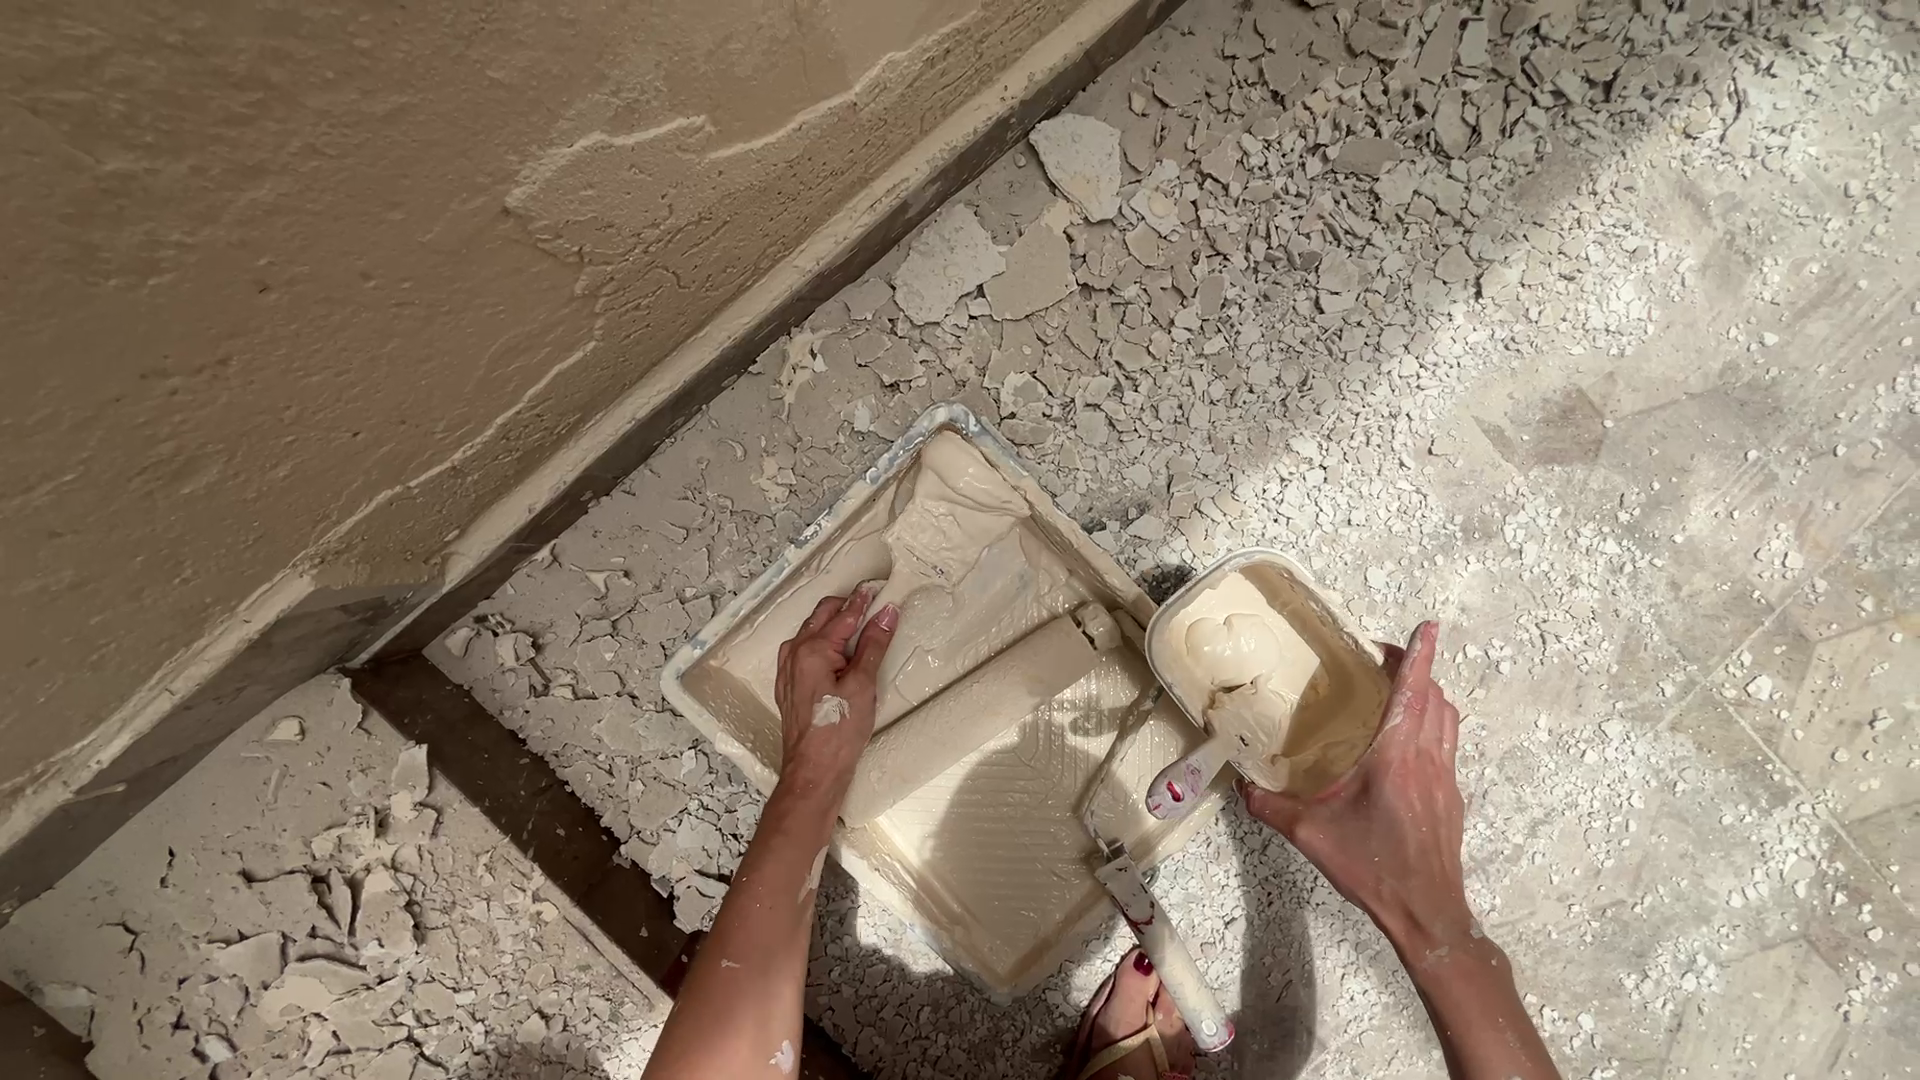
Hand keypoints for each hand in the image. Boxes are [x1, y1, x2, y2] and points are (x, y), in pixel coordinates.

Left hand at [773, 585, 899, 790]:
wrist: (814, 770)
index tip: (878, 586)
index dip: (864, 600)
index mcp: (812, 649)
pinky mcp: (789, 684)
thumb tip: (887, 613)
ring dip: (834, 622)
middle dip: (847, 605)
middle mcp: (794, 653)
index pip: (844, 615)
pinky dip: (823, 640)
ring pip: (812, 631)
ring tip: (859, 622)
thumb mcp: (864, 684)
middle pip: (823, 615)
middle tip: (871, 601)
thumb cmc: (839, 731)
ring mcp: (788, 669)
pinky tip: (839, 649)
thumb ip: (874, 644)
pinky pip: (805, 649)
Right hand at [1240, 621, 1472, 960]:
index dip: (1421, 656)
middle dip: (1419, 668)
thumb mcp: (1308, 833)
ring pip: (1447, 719)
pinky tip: (1403, 738)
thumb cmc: (1371, 867)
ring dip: (1429, 694)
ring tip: (1399, 686)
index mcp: (1394, 757)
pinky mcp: (1451, 797)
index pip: (1412, 694)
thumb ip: (1268, 804)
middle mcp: (1425, 760)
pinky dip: (1432, 722)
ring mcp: (1445, 779)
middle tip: (1386, 656)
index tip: (1429, 626)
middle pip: (1434, 698)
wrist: (1427, 914)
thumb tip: (1240, 785)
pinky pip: (1446, 743)